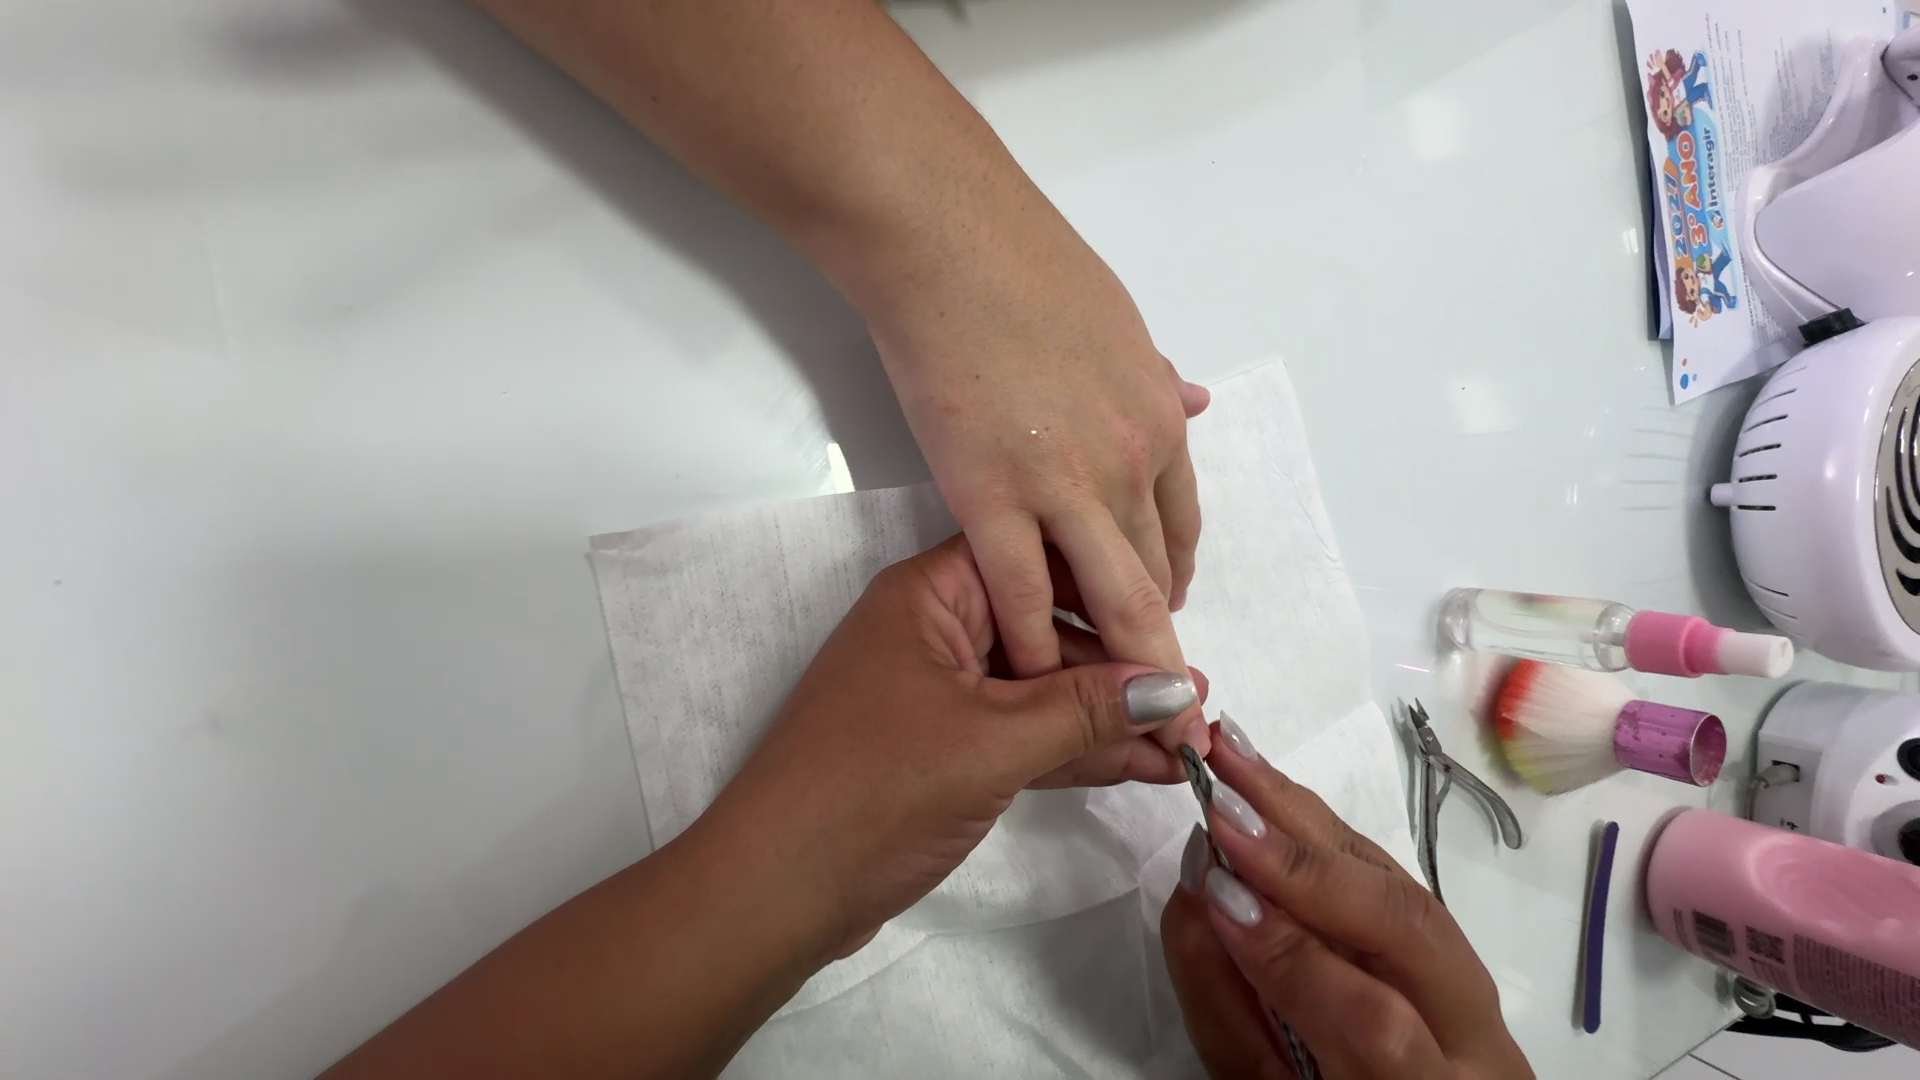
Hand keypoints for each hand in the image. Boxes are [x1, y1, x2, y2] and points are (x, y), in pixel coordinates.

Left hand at [706, 535, 1208, 959]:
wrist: (777, 889)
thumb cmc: (877, 787)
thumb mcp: (990, 741)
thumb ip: (1086, 711)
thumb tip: (1179, 688)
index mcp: (932, 593)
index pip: (1035, 561)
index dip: (1107, 589)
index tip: (1176, 624)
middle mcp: (939, 628)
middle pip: (1045, 630)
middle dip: (1119, 672)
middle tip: (1196, 704)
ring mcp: (943, 690)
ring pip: (1040, 689)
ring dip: (1105, 719)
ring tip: (1186, 744)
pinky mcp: (948, 745)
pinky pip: (1023, 731)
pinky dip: (1073, 750)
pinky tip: (1140, 767)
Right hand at [863, 224, 1209, 751]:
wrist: (948, 241)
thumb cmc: (1025, 270)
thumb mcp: (1116, 322)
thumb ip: (1153, 377)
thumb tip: (1192, 400)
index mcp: (1156, 418)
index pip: (1179, 522)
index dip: (1173, 575)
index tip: (1162, 608)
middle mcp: (1129, 461)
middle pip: (1154, 570)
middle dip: (1160, 638)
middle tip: (1161, 690)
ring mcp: (1065, 483)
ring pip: (1109, 596)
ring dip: (1118, 660)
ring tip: (1118, 711)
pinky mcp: (991, 496)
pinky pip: (1023, 592)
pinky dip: (1036, 645)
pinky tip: (1035, 680)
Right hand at [1160, 720, 1532, 1078]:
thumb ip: (1222, 1005)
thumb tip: (1194, 890)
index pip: (1376, 1025)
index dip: (1290, 952)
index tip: (1214, 890)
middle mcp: (1476, 1039)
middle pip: (1411, 928)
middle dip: (1303, 856)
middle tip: (1220, 797)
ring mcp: (1469, 988)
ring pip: (1401, 883)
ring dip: (1303, 812)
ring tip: (1232, 752)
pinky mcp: (1443, 945)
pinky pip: (1382, 871)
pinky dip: (1314, 823)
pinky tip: (1263, 780)